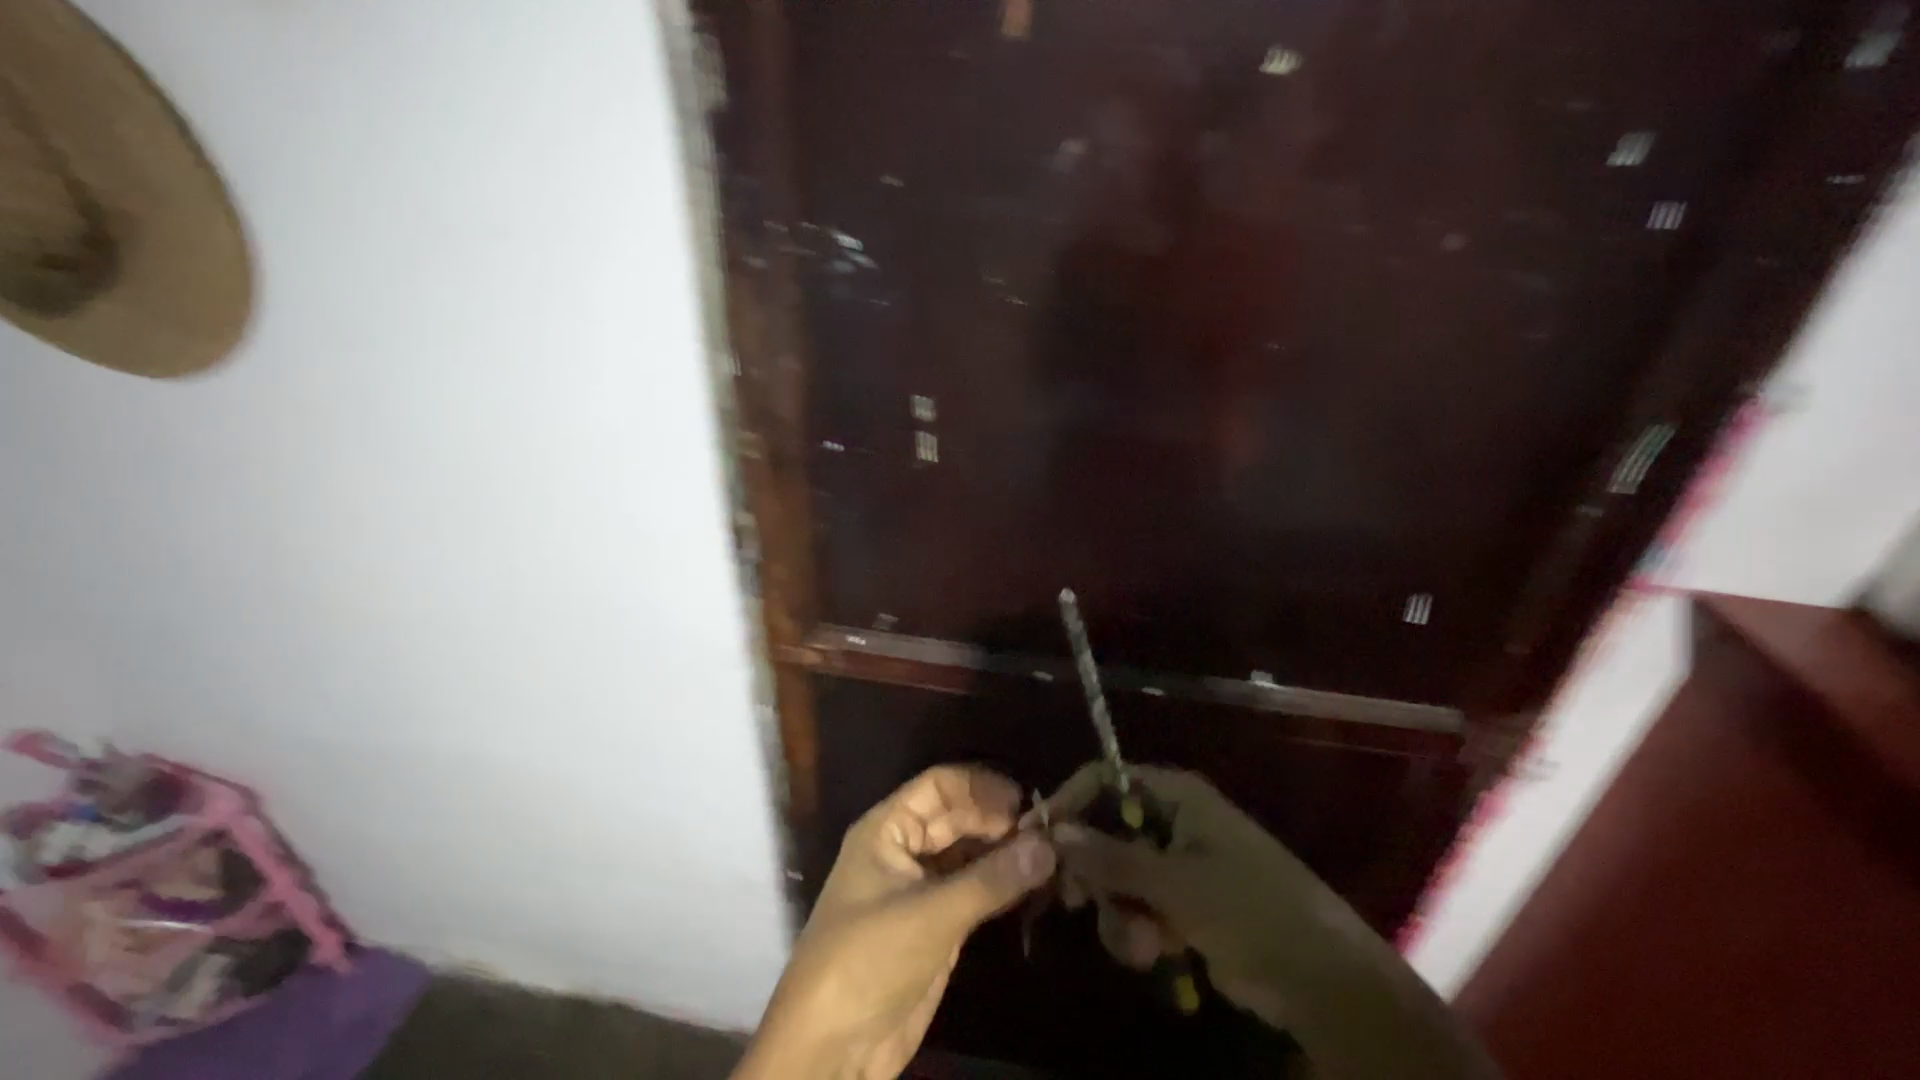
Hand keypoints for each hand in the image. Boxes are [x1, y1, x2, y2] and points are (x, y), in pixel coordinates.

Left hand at [735, 766, 1056, 1079]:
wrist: (833, 1046)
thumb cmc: (868, 959)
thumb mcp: (931, 914)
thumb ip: (992, 879)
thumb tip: (1049, 844)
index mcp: (887, 830)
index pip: (938, 786)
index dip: (981, 786)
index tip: (1027, 801)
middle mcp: (903, 851)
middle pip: (957, 818)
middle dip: (1000, 820)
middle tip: (1052, 832)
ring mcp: (920, 890)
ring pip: (969, 855)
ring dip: (1005, 854)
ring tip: (1054, 854)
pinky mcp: (936, 926)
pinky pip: (975, 891)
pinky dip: (1003, 886)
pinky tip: (1037, 886)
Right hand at [1046, 762, 1329, 1026]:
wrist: (1318, 978)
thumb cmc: (1250, 909)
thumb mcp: (1175, 882)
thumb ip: (1110, 858)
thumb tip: (1052, 831)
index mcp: (1179, 797)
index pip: (1106, 780)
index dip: (1070, 803)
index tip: (1035, 839)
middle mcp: (1174, 823)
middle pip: (1105, 832)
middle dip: (1093, 874)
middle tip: (1073, 902)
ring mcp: (1178, 867)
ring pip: (1117, 879)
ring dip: (1118, 914)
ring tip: (1142, 944)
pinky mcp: (1183, 908)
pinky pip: (1137, 910)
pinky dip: (1137, 933)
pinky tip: (1155, 955)